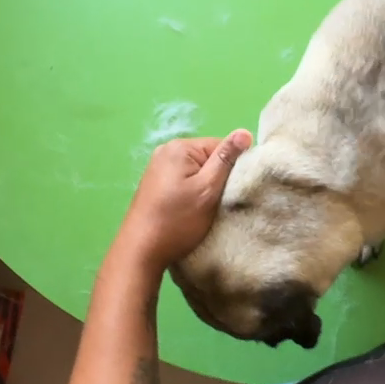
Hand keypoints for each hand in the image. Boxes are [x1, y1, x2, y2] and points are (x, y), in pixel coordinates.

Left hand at [110, 130, 252, 276]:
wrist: (140, 251)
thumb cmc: (177, 220)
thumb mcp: (207, 189)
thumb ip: (226, 159)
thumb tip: (244, 132)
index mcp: (179, 147)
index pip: (221, 146)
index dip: (232, 168)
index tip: (233, 191)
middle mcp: (166, 150)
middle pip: (208, 157)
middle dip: (217, 178)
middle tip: (219, 202)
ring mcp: (158, 167)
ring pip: (197, 170)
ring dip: (205, 187)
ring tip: (205, 207)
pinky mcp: (155, 183)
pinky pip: (184, 179)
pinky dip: (192, 192)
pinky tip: (190, 209)